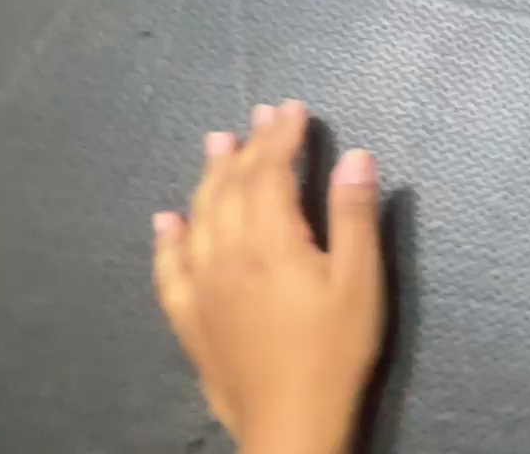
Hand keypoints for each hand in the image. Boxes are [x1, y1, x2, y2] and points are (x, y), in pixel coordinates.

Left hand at [152, 101, 385, 453]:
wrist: (291, 421)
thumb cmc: (337, 343)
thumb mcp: (362, 277)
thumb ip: (355, 215)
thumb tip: (356, 156)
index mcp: (271, 246)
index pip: (271, 177)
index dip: (282, 139)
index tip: (294, 108)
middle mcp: (227, 260)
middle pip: (233, 191)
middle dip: (250, 147)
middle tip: (262, 112)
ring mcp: (202, 290)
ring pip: (199, 220)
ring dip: (210, 177)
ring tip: (217, 142)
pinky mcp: (191, 318)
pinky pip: (169, 269)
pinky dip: (168, 238)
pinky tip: (167, 220)